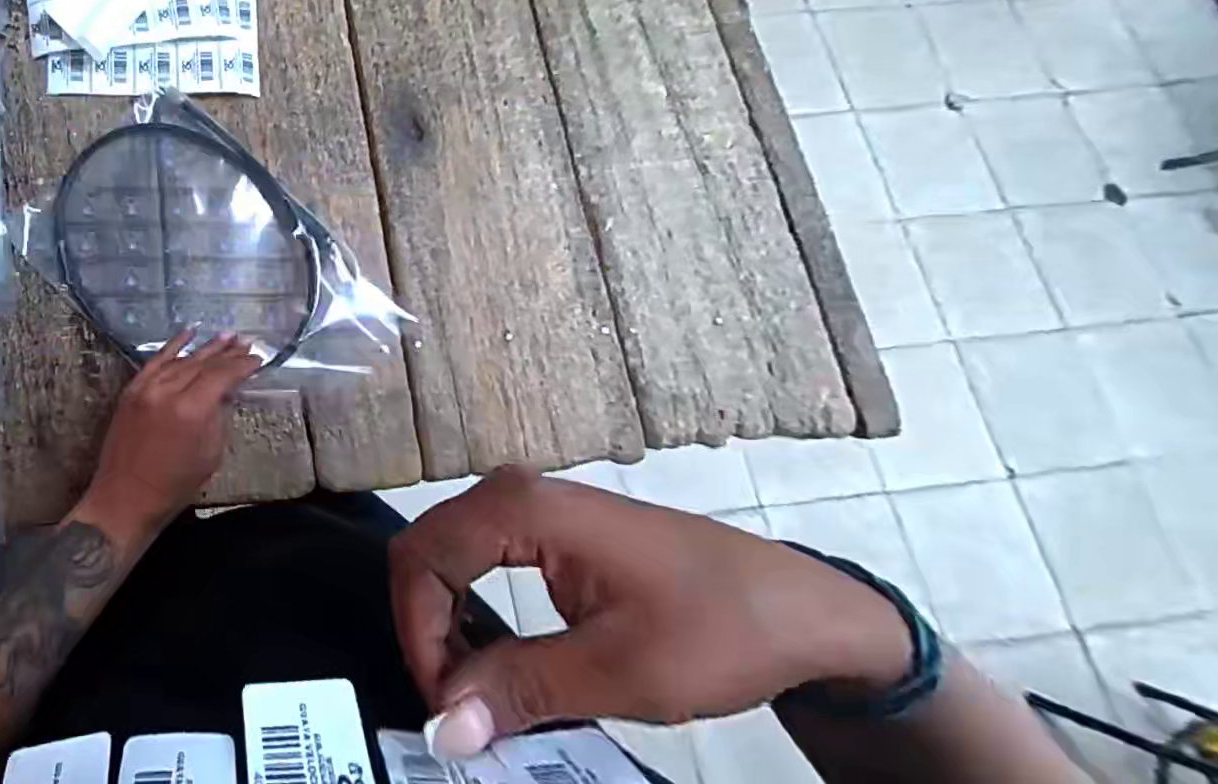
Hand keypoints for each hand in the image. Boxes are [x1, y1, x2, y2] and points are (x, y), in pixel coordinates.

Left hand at [82, 329, 263, 533]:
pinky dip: (174, 345)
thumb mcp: (211, 453)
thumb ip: (219, 416)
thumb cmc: (175, 484)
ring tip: (226, 337)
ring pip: (182, 359)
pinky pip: (156, 360)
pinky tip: (188, 332)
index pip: (222, 375)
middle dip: (227, 353)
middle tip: (246, 342)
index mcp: (191, 409)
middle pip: (203, 363)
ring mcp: (146, 388)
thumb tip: (226, 392)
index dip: (242, 365)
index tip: (257, 359)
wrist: (125, 499)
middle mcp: (168, 391)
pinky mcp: (132, 390)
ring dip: (206, 347)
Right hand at [389, 467, 912, 758]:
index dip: (418, 633)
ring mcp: (527, 501)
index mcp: (521, 508)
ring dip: (442, 617)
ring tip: (471, 687)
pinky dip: (466, 602)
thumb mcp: (619, 672)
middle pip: (425, 547)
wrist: (798, 606)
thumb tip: (443, 727)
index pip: (426, 558)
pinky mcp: (542, 521)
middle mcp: (512, 490)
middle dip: (423, 626)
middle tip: (452, 702)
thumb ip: (520, 690)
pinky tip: (489, 650)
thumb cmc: (714, 628)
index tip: (446, 707)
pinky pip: (474, 553)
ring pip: (444, 550)